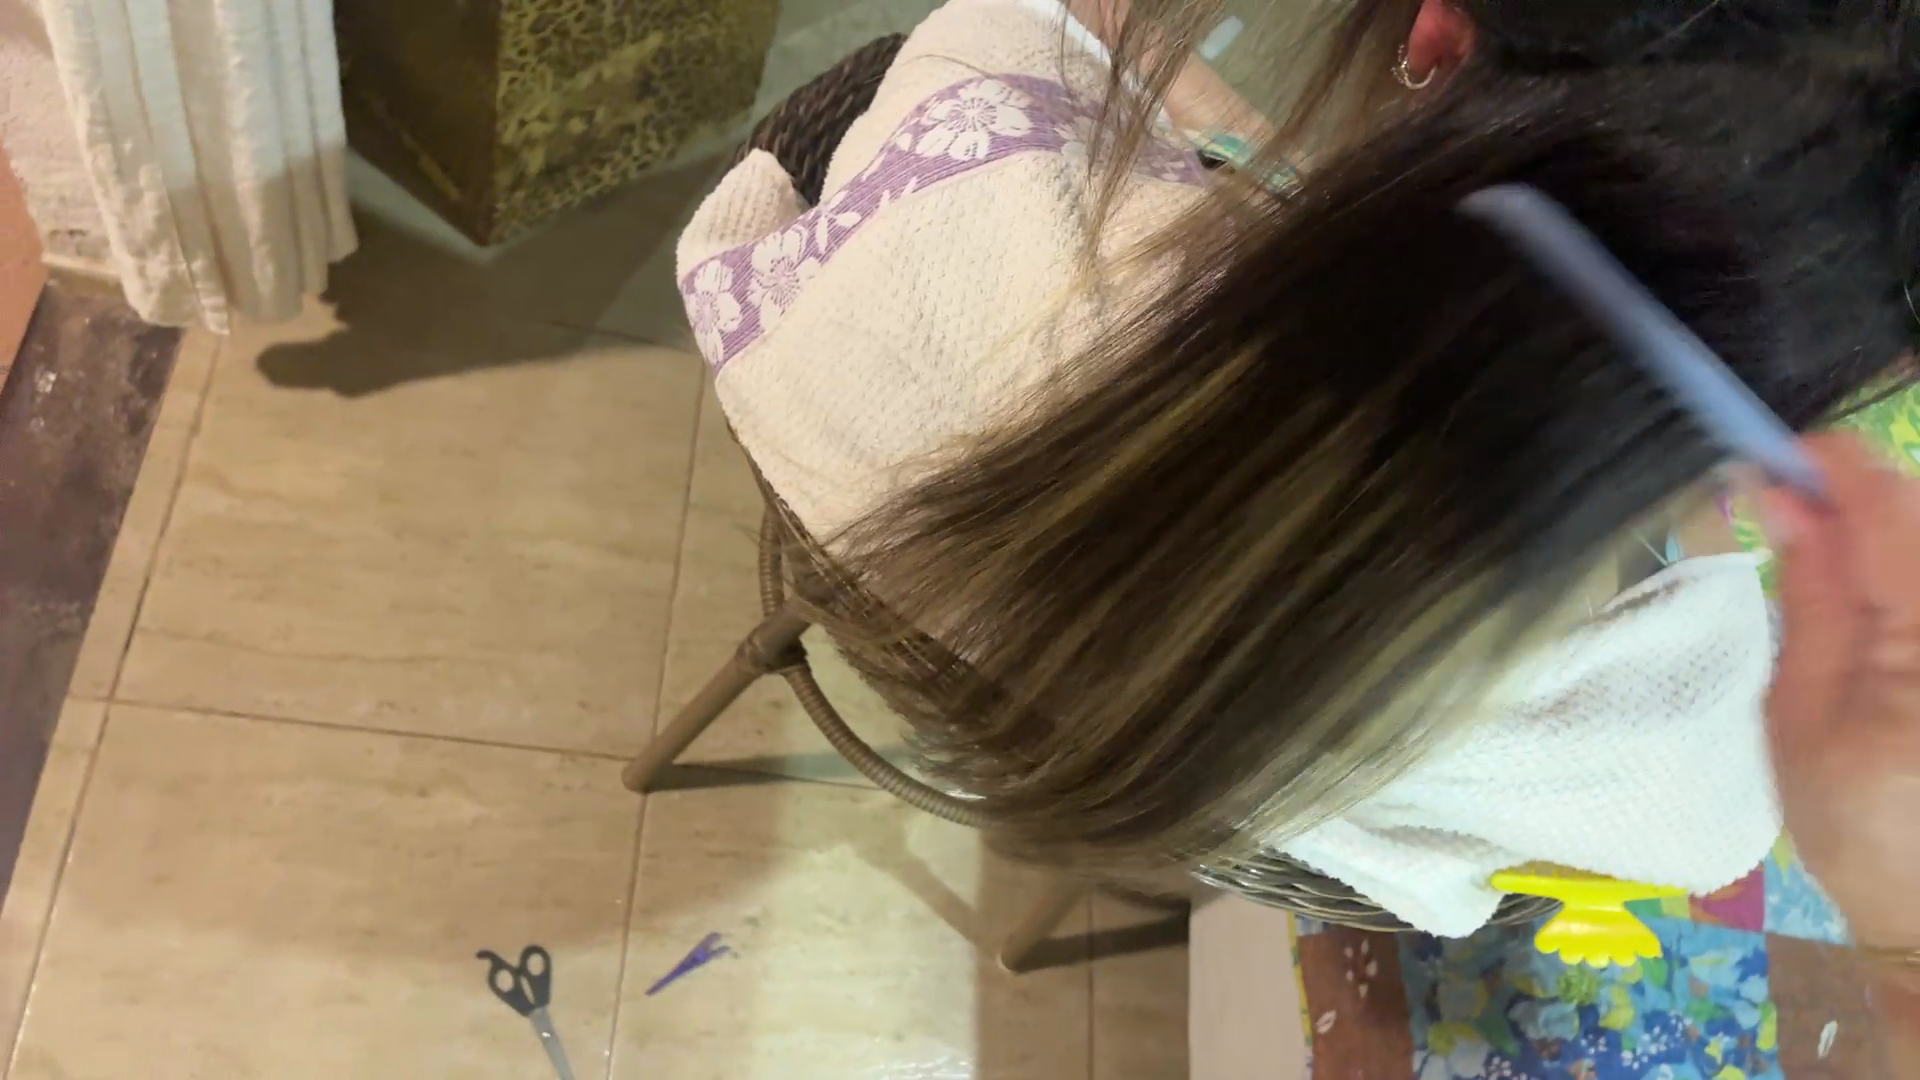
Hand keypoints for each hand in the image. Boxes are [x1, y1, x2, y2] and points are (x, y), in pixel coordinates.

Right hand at [1763, 434, 1919, 948]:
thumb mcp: (1802, 702)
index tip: (1772, 448)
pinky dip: (1901, 562)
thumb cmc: (1852, 817)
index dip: (1839, 467)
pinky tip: (1863, 575)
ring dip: (1882, 532)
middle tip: (1777, 498)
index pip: (1899, 518)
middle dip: (1859, 497)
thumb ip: (1813, 594)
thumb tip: (1780, 501)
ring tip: (1815, 540)